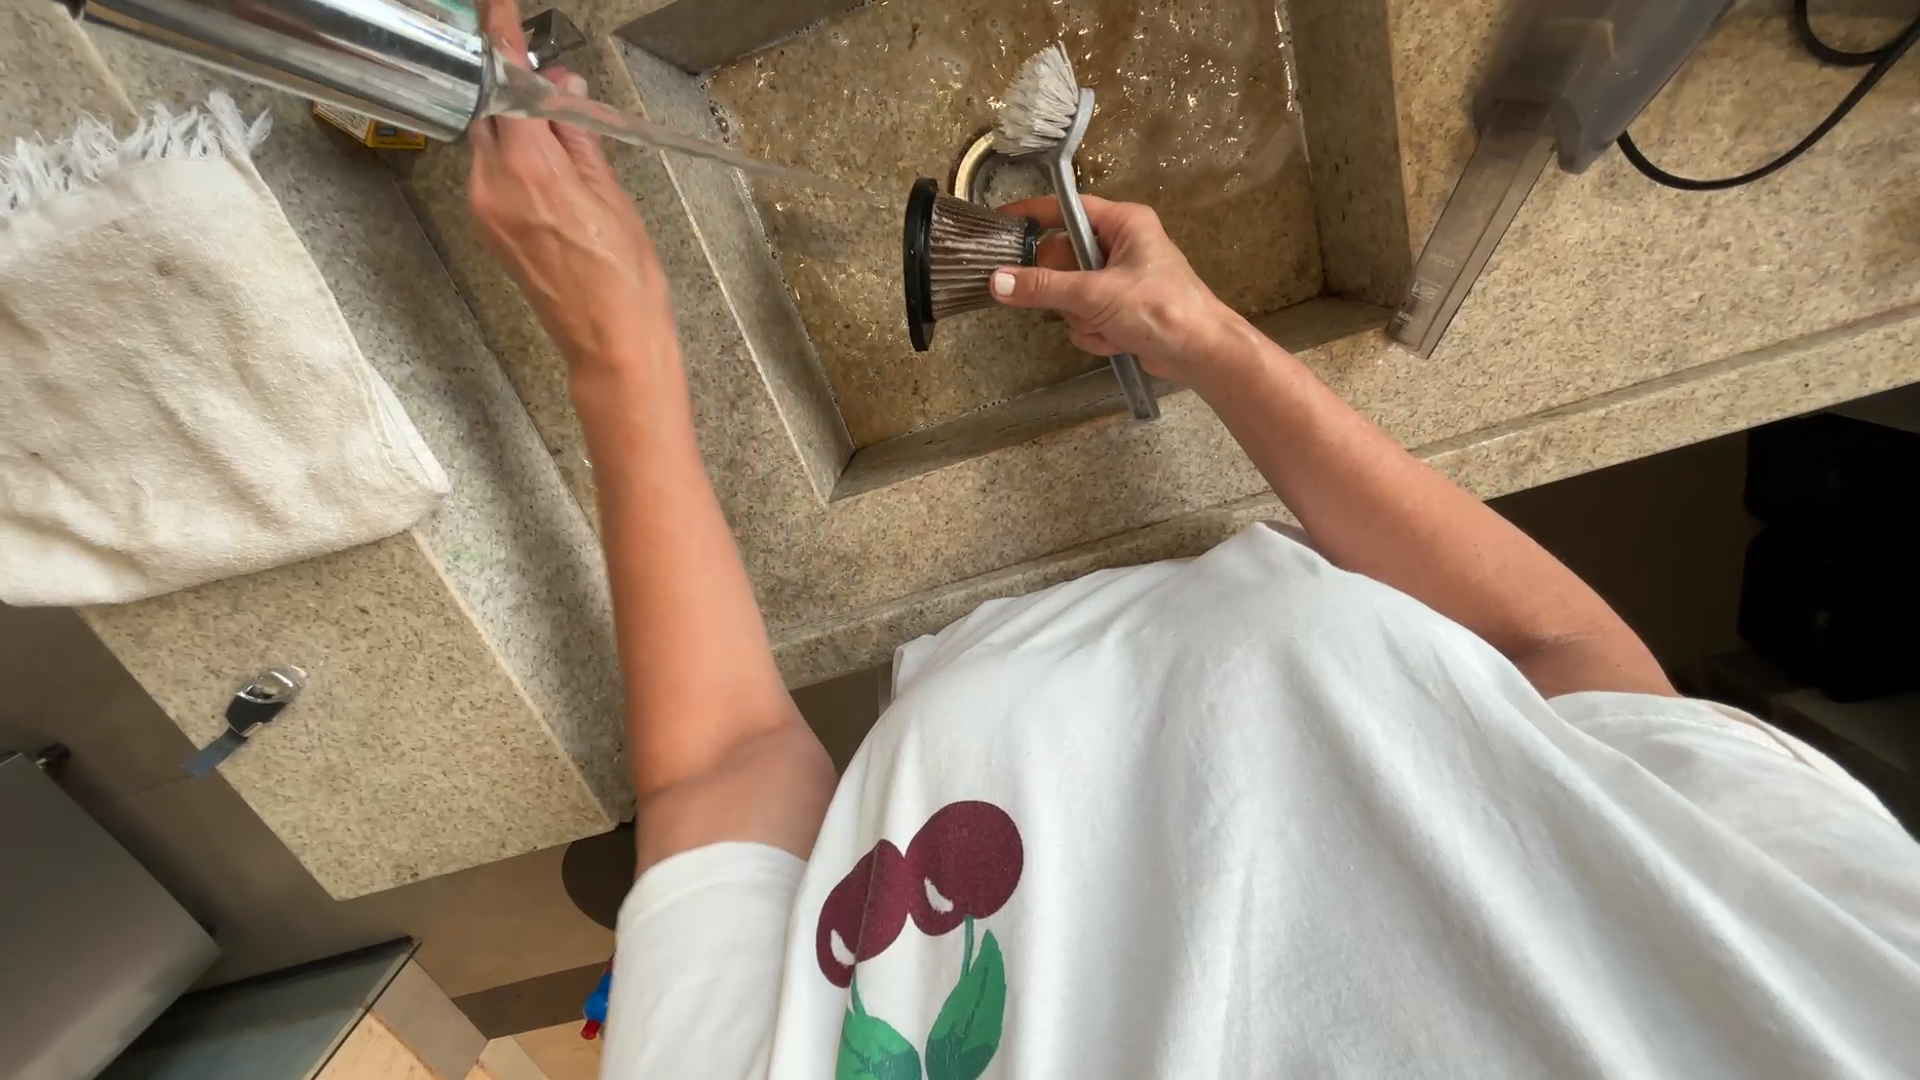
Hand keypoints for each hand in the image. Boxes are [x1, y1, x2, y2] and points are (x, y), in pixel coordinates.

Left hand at [468, 0, 670, 374]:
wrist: (614, 343)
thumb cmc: (627, 281)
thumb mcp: (614, 201)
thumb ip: (580, 140)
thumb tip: (564, 93)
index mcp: (530, 170)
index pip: (504, 85)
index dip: (501, 41)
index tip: (499, 7)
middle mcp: (493, 186)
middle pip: (491, 115)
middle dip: (518, 98)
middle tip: (557, 97)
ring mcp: (485, 212)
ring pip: (490, 147)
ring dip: (520, 135)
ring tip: (567, 153)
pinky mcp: (489, 233)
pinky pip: (493, 179)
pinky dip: (517, 165)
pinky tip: (554, 182)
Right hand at [988, 195, 1238, 381]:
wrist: (1197, 353)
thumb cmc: (1159, 309)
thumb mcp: (1095, 294)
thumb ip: (1043, 287)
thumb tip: (997, 281)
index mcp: (1123, 223)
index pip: (1066, 209)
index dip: (1034, 214)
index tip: (1002, 222)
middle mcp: (1120, 247)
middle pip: (1063, 260)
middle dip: (1066, 292)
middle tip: (1072, 302)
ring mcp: (1118, 281)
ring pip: (1070, 296)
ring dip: (1083, 318)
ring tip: (1108, 325)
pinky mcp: (1118, 311)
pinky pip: (1085, 319)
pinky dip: (1095, 333)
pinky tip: (1116, 339)